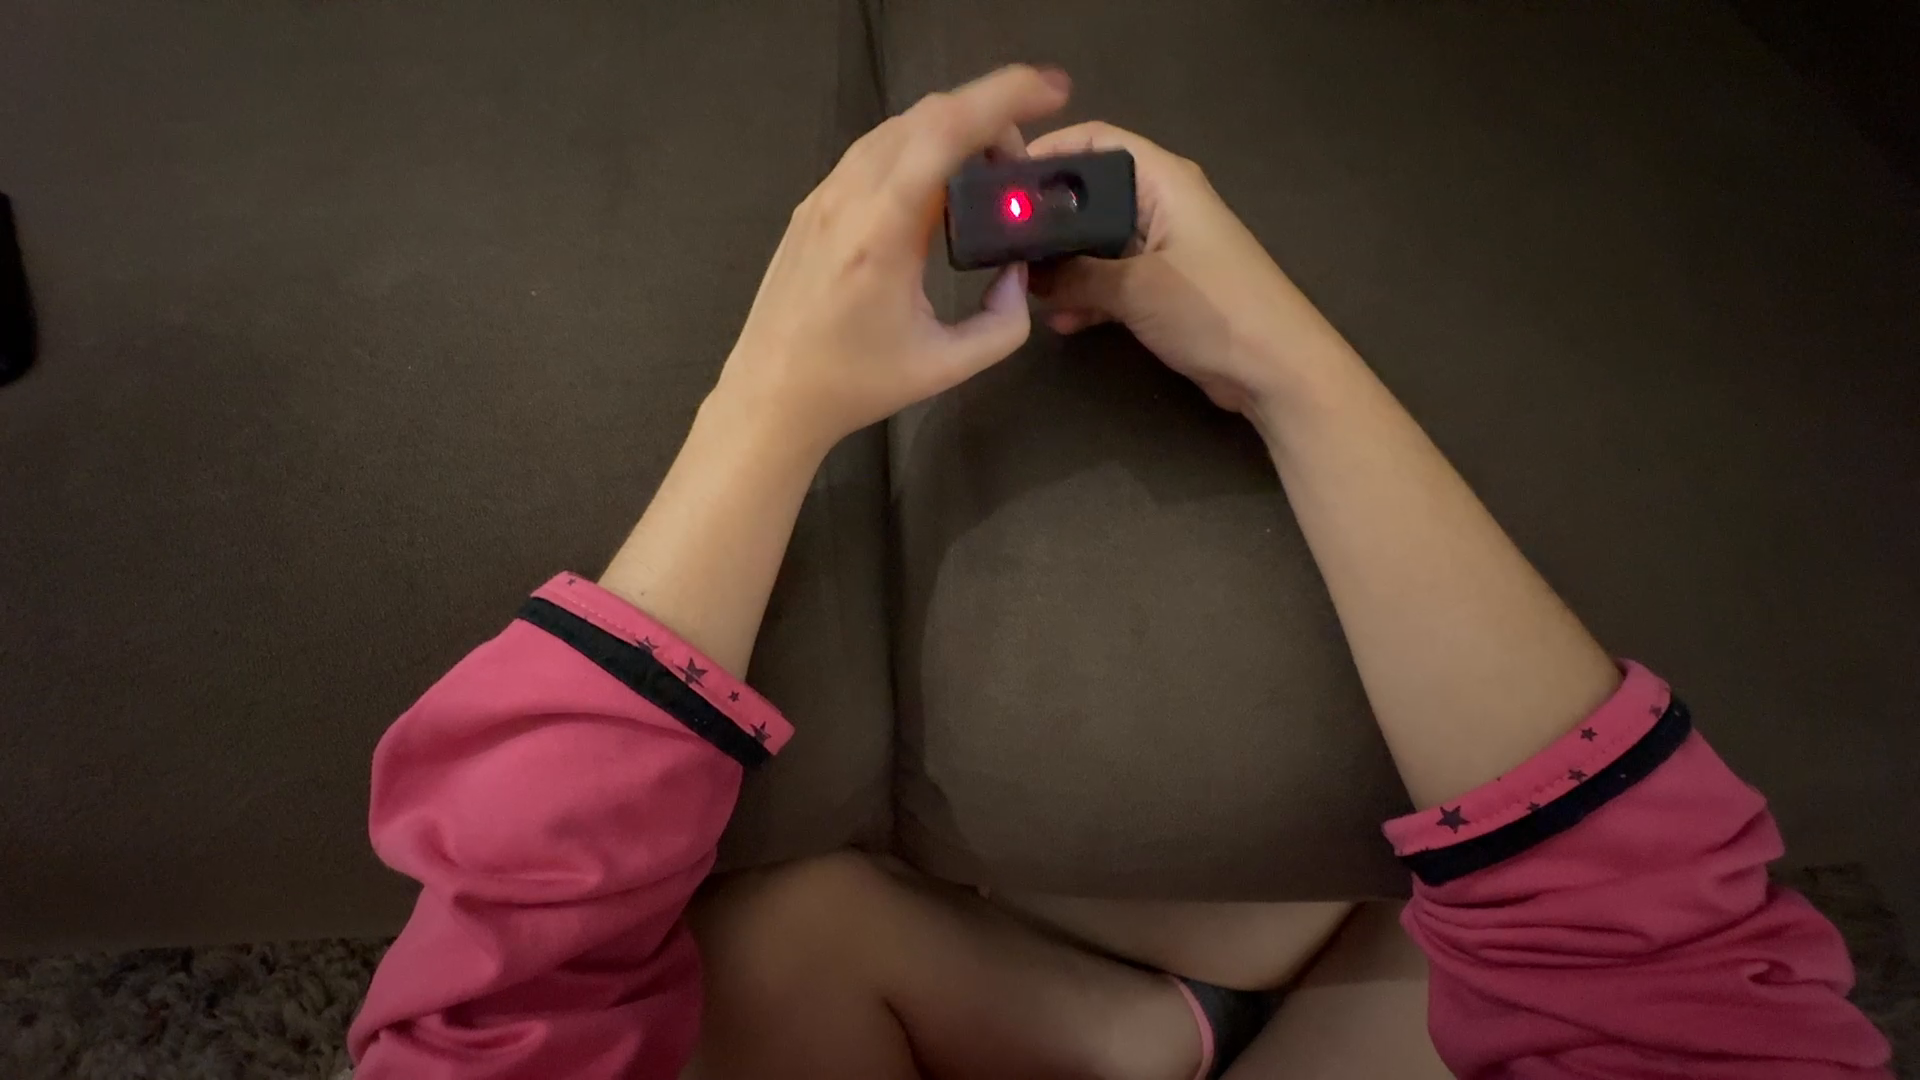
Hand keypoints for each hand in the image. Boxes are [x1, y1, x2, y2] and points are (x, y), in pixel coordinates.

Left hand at [711, 65, 1071, 454]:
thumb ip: (1004, 323)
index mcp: (882, 231)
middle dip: (987, 116)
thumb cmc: (856, 385)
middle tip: (1020, 162)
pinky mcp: (810, 208)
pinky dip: (916, 150)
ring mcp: (822, 197)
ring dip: (950, 132)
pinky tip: (935, 188)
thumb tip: (1018, 276)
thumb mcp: (946, 366)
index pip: (948, 131)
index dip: (1007, 96)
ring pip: (896, 129)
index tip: (1053, 90)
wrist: (772, 396)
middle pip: (926, 116)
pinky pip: (870, 154)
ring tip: (985, 172)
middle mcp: (848, 197)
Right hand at [1026, 123, 1348, 416]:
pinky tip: (1060, 320)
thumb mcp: (1135, 288)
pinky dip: (1086, 298)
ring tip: (1025, 289)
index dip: (1050, 152)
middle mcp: (1161, 206)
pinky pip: (1111, 283)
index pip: (1098, 143)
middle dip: (1048, 222)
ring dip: (1064, 268)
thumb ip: (1076, 275)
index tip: (1003, 181)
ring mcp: (1161, 251)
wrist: (1272, 368)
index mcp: (1163, 182)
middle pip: (1091, 198)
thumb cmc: (1212, 309)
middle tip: (1004, 244)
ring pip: (1097, 247)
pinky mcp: (1162, 290)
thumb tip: (1028, 274)